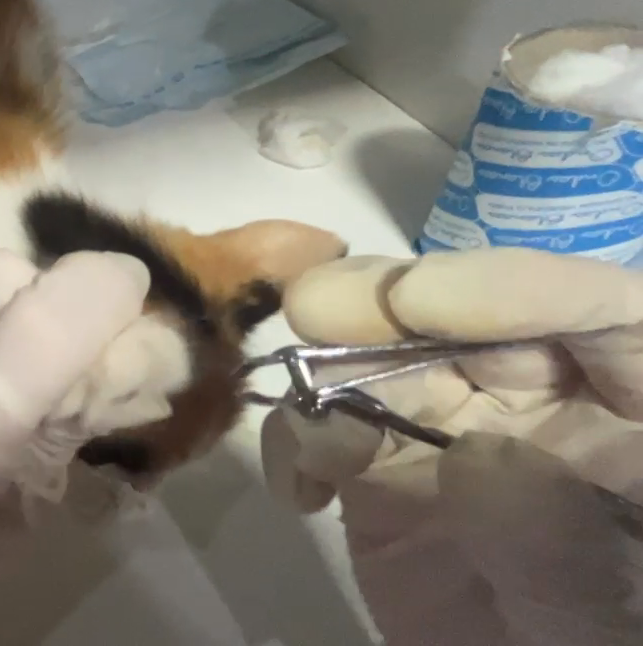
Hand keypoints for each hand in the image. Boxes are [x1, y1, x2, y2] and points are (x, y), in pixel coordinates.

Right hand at [261, 249, 642, 645]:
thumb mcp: (616, 629)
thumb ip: (570, 554)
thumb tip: (485, 457)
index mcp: (638, 420)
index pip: (596, 312)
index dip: (507, 287)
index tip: (416, 301)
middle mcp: (544, 407)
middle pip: (460, 312)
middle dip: (377, 299)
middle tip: (312, 314)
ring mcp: (448, 432)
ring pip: (370, 351)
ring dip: (318, 370)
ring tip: (317, 444)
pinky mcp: (375, 466)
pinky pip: (316, 423)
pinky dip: (290, 442)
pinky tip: (301, 489)